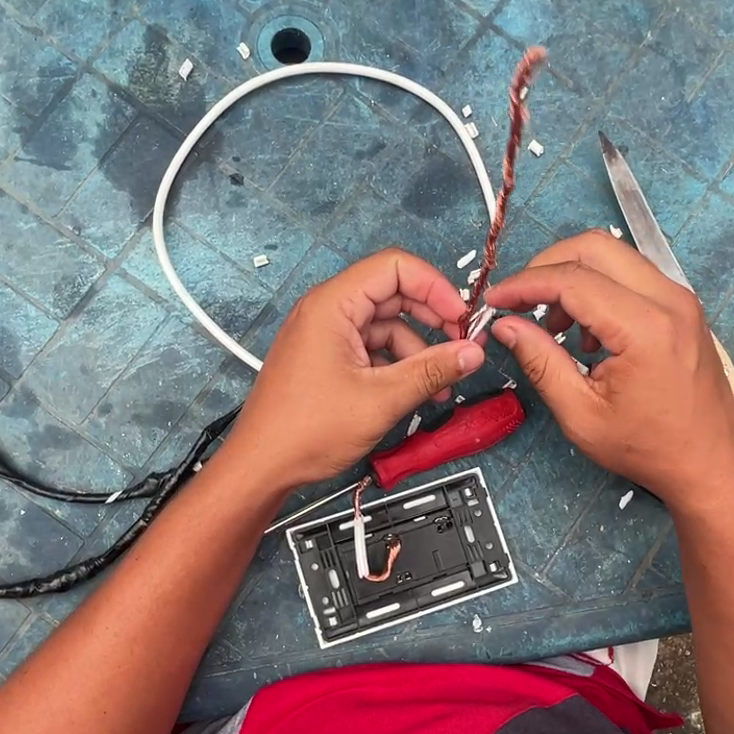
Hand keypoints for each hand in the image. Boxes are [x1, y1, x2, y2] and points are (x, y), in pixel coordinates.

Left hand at [222, 249, 485, 489]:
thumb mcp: (381, 400)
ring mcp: (325, 335)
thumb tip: (471, 353)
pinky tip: (416, 390)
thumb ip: (431, 371)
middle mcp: (327, 311)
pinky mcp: (326, 358)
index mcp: (333, 305)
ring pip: (386, 325)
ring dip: (418, 350)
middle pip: (393, 294)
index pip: (395, 267)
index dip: (435, 286)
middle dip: (432, 318)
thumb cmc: (304, 431)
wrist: (262, 466)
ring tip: (442, 383)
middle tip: (461, 345)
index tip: (461, 317)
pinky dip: (397, 364)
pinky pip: (371, 348)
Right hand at [482, 231, 733, 513]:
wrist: (710, 464)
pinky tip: (586, 334)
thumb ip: (540, 362)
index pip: (571, 280)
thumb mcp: (581, 414)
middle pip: (594, 247)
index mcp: (645, 328)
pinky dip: (597, 288)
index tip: (494, 300)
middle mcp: (668, 300)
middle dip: (546, 266)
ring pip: (614, 255)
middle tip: (518, 301)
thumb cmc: (647, 448)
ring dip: (572, 277)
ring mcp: (680, 299)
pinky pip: (631, 275)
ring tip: (553, 326)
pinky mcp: (682, 307)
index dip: (524, 285)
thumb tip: (505, 326)